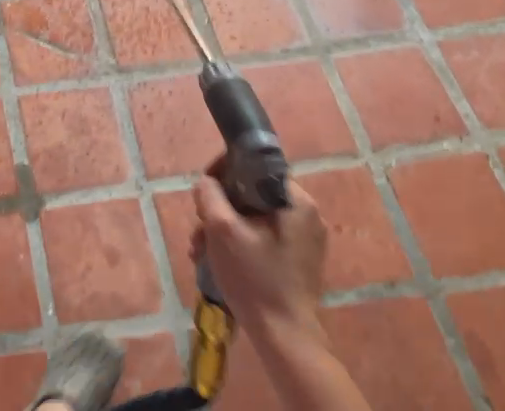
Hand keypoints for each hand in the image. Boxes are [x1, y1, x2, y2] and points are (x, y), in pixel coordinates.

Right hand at [190, 170, 326, 337]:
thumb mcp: (222, 230)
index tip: (202, 193)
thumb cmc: (255, 279)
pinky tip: (218, 261)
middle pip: (251, 195)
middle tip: (199, 232)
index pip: (254, 167)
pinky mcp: (297, 260)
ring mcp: (304, 239)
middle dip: (218, 210)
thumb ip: (210, 194)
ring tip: (200, 252)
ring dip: (223, 230)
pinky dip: (238, 243)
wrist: (284, 337)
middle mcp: (305, 215)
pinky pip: (262, 237)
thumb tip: (207, 183)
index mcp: (296, 201)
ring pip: (253, 218)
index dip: (223, 173)